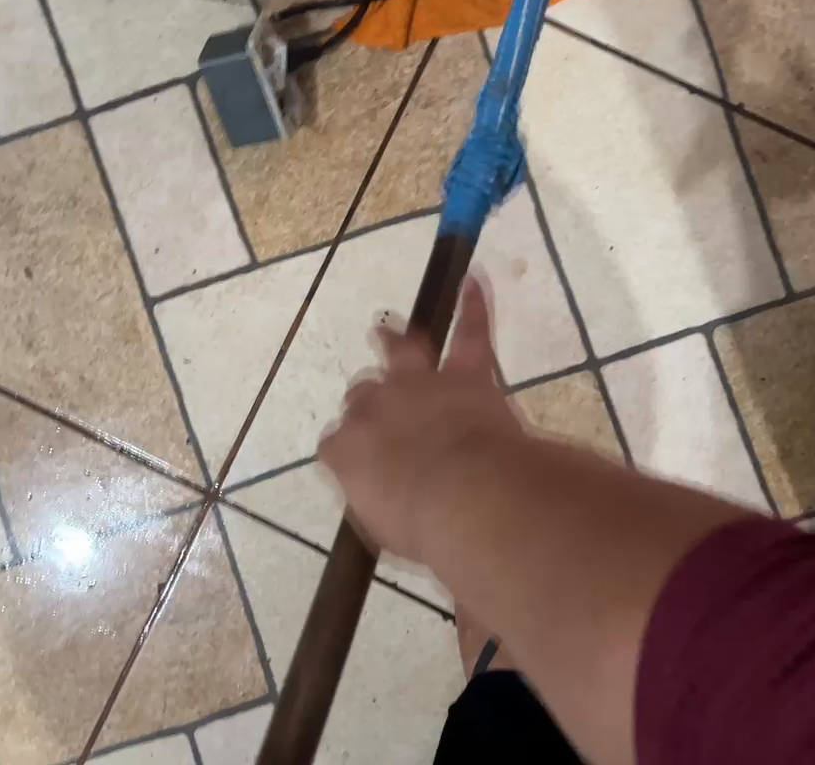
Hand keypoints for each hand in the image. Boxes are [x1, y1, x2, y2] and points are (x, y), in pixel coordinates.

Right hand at [318, 275, 524, 563]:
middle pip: (362, 394)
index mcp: (349, 452)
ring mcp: (419, 384)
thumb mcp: (390, 534)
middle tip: (375, 406)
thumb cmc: (422, 527)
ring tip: (385, 327)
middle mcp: (375, 409)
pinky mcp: (465, 373)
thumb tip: (401, 530)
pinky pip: (471, 332)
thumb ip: (385, 519)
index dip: (351, 448)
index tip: (363, 461)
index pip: (338, 442)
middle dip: (367, 399)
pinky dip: (476, 306)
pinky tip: (475, 279)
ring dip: (394, 341)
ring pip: (400, 353)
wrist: (465, 495)